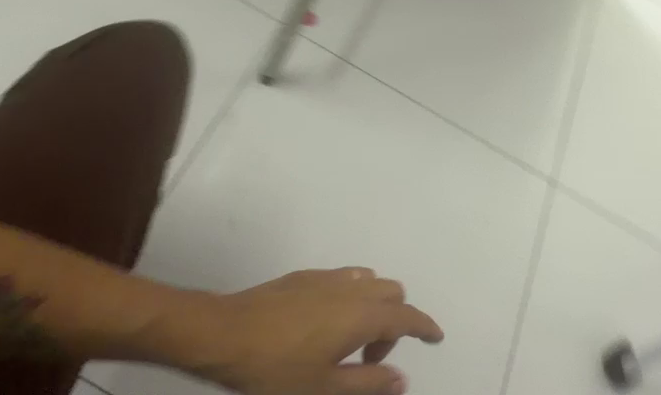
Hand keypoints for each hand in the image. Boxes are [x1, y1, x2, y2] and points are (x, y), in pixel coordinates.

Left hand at [157, 268, 443, 394]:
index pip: (405, 316)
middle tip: (371, 360)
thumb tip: (402, 378)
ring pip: (368, 282)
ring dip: (372, 307)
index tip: (436, 337)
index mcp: (360, 314)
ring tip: (349, 344)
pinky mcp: (304, 276)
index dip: (424, 327)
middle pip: (391, 293)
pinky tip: (326, 326)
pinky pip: (344, 279)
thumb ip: (369, 383)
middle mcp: (350, 288)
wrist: (225, 333)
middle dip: (394, 322)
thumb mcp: (326, 387)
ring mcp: (326, 277)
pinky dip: (351, 297)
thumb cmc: (277, 368)